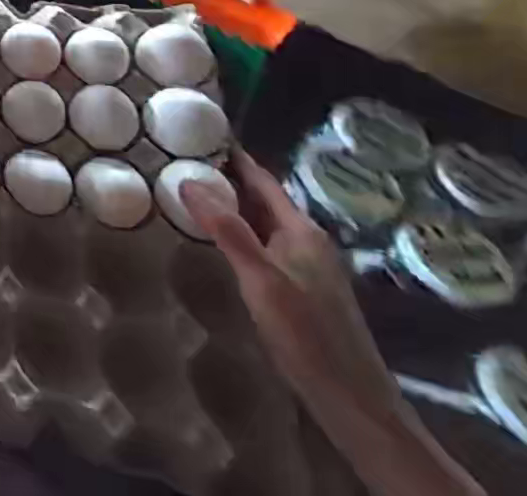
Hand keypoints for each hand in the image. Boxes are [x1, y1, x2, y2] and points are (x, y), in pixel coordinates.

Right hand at [179, 150, 402, 424]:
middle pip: (261, 197)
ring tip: (185, 185)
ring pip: (259, 218)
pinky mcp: (293, 283)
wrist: (348, 396)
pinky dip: (232, 225)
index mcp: (301, 232)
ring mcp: (302, 264)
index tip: (200, 130)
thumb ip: (226, 228)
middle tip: (178, 155)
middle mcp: (305, 241)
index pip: (263, 181)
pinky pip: (258, 239)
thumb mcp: (259, 277)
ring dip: (227, 200)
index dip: (234, 156)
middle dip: (225, 174)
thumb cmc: (306, 332)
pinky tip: (210, 232)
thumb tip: (188, 179)